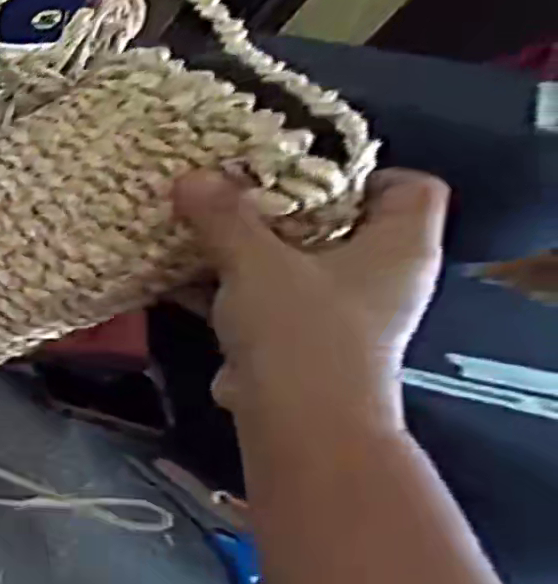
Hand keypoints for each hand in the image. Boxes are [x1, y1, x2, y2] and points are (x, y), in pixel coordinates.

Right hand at [172, 168, 448, 432]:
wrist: (296, 412)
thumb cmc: (299, 326)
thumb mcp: (255, 263)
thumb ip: (223, 219)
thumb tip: (189, 176)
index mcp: (398, 246)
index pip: (407, 187)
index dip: (358, 171)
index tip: (291, 171)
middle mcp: (378, 274)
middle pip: (336, 223)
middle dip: (276, 210)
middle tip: (225, 196)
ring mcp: (337, 308)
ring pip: (290, 263)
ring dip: (241, 250)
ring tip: (192, 232)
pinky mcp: (295, 335)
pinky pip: (259, 295)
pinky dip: (223, 284)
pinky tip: (176, 276)